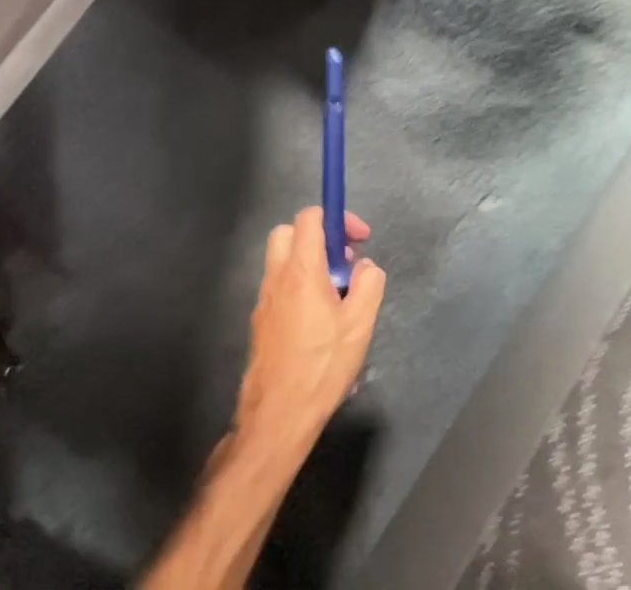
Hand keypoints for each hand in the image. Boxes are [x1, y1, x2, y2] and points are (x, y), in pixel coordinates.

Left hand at [234, 207, 385, 456]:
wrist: (279, 413)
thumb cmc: (322, 365)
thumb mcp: (360, 324)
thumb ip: (369, 285)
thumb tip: (366, 268)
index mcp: (301, 270)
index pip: (309, 218)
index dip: (337, 218)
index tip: (359, 239)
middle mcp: (277, 278)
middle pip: (288, 233)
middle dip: (318, 236)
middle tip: (343, 263)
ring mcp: (264, 300)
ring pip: (281, 261)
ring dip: (308, 263)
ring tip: (337, 296)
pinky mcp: (261, 322)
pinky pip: (279, 287)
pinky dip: (299, 287)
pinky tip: (320, 320)